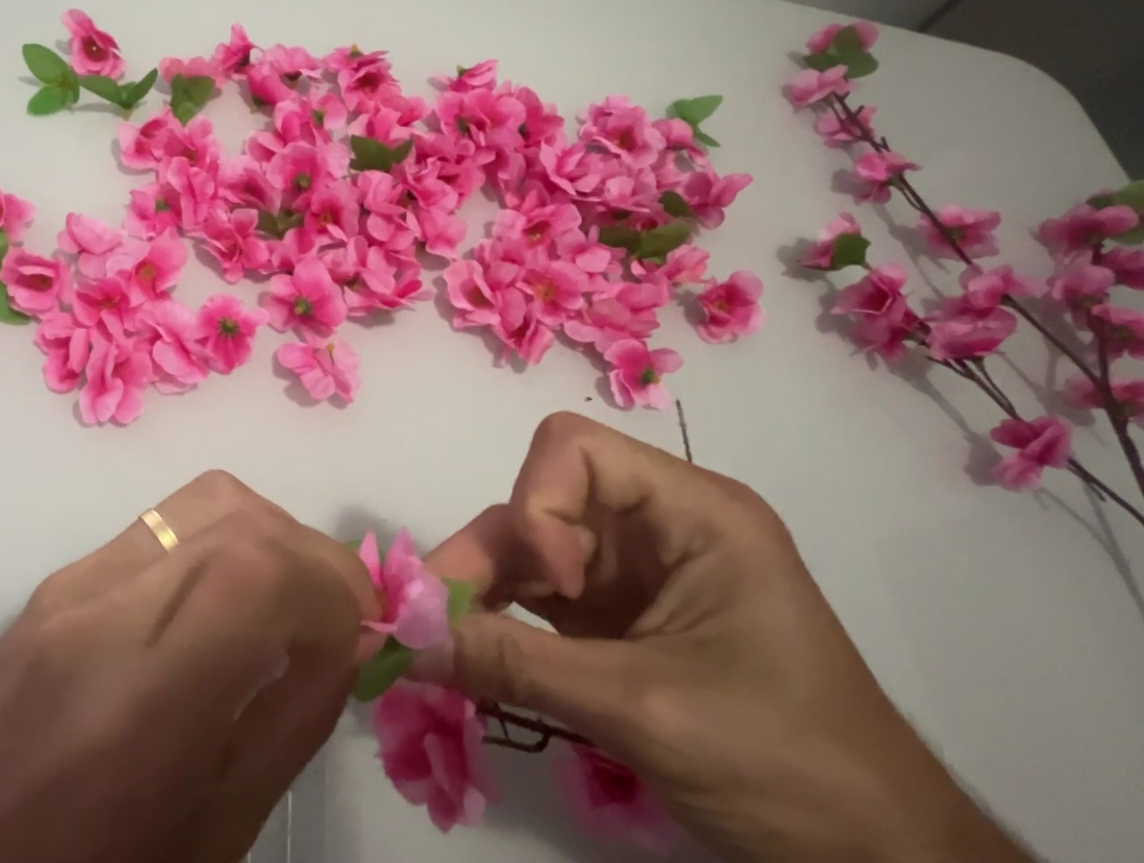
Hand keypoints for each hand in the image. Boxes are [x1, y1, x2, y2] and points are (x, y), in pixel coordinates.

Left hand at [0, 471, 377, 862]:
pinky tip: (220, 608)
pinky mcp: (54, 582)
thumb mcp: (215, 827)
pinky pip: (157, 529)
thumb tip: (344, 638)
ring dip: (263, 537)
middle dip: (307, 551)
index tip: (358, 628)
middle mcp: (98, 613)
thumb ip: (291, 719)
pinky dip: (215, 545)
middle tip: (332, 614)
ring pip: (196, 503)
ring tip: (283, 605)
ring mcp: (68, 587)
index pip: (256, 568)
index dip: (329, 582)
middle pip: (230, 512)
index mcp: (141, 697)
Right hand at [418, 413, 1029, 862]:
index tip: (547, 587)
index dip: (538, 506)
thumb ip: (512, 665)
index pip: (576, 452)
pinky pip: (536, 603)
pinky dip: (497, 626)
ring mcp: (635, 577)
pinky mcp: (617, 623)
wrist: (871, 857)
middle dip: (483, 559)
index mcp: (692, 514)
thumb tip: (403, 637)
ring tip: (437, 648)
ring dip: (479, 595)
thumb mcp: (640, 709)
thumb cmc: (783, 762)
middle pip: (539, 506)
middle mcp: (657, 529)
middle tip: (428, 622)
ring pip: (527, 554)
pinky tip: (466, 657)